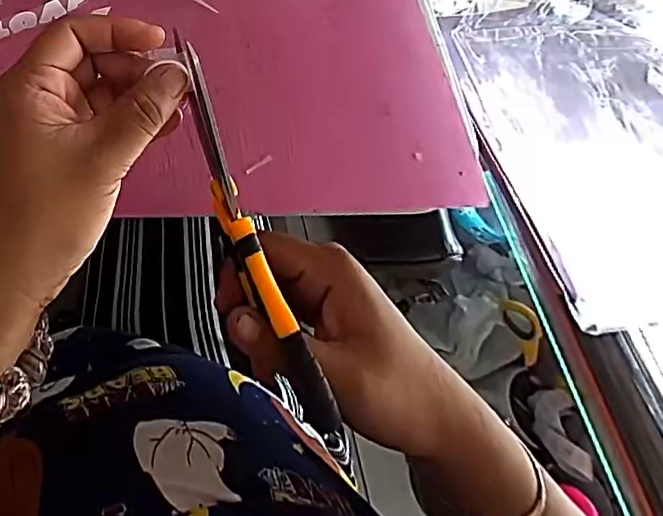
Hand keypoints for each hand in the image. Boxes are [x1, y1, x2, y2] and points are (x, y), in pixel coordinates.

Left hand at [0, 15, 190, 317]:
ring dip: (137, 96)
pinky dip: (129, 120)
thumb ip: (143, 111)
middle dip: (134, 68)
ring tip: (173, 110)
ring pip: (100, 91)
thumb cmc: (38, 219)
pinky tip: (159, 128)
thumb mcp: (101, 158)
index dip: (118, 30)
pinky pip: (100, 119)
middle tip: (171, 86)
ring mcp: (50, 124)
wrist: (3, 283)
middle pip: (91, 60)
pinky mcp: (62, 149)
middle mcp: (37, 97)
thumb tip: (176, 74)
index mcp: (31, 85)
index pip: (75, 33)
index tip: (158, 42)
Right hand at [217, 232, 493, 461]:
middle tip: (250, 348)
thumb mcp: (333, 374)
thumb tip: (236, 320)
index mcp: (331, 268)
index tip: (226, 306)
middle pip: (262, 270)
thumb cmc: (401, 391)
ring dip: (261, 329)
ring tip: (272, 366)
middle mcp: (325, 271)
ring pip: (268, 295)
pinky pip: (282, 313)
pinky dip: (274, 338)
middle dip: (248, 308)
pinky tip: (282, 367)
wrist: (436, 417)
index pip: (264, 246)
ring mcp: (324, 290)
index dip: (238, 271)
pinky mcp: (323, 310)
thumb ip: (279, 346)